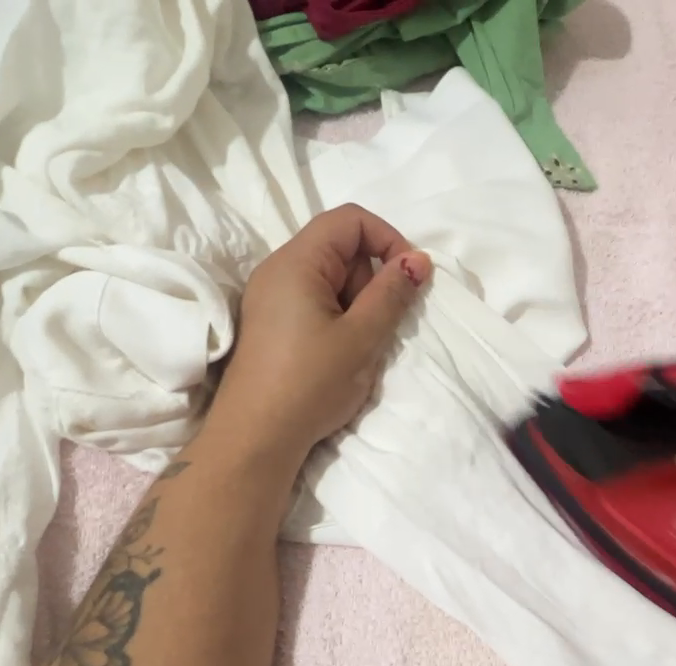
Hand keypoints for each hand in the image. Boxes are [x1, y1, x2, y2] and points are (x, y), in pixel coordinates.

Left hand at [212, 204, 432, 468]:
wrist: (257, 436)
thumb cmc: (311, 384)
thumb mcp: (362, 339)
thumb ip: (392, 294)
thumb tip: (418, 260)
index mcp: (297, 262)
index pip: (350, 219)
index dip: (388, 239)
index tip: (410, 279)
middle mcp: (278, 269)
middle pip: (340, 248)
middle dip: (370, 280)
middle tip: (374, 327)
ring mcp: (271, 297)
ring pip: (331, 279)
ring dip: (356, 305)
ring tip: (356, 349)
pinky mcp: (271, 323)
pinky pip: (315, 303)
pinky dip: (338, 320)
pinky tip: (338, 356)